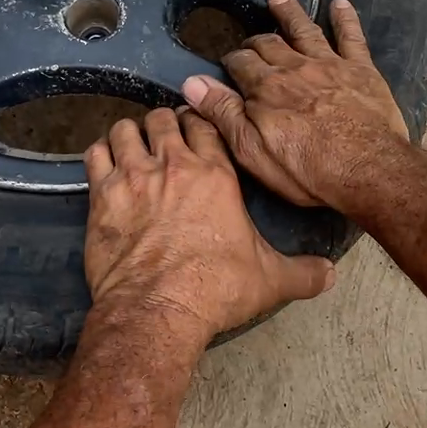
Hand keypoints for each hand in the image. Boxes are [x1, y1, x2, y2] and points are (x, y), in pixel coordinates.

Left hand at [82, 108, 335, 344]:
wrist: (158, 309)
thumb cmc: (216, 289)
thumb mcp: (270, 280)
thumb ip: (303, 272)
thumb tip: (331, 276)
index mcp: (216, 174)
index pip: (205, 124)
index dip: (198, 121)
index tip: (195, 129)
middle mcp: (174, 165)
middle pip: (162, 119)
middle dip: (163, 124)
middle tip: (164, 140)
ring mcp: (134, 176)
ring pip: (125, 129)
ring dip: (129, 134)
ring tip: (133, 147)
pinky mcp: (102, 195)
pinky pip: (94, 153)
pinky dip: (99, 152)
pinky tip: (105, 163)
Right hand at [180, 0, 409, 212]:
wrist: (366, 171)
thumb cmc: (306, 170)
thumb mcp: (252, 151)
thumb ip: (223, 114)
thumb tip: (193, 82)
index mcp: (265, 88)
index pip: (240, 63)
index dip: (231, 61)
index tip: (227, 64)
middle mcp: (294, 68)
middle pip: (269, 45)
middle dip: (256, 41)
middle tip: (250, 42)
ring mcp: (329, 65)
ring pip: (304, 30)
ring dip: (289, 13)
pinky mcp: (361, 70)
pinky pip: (351, 36)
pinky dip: (345, 18)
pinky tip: (341, 2)